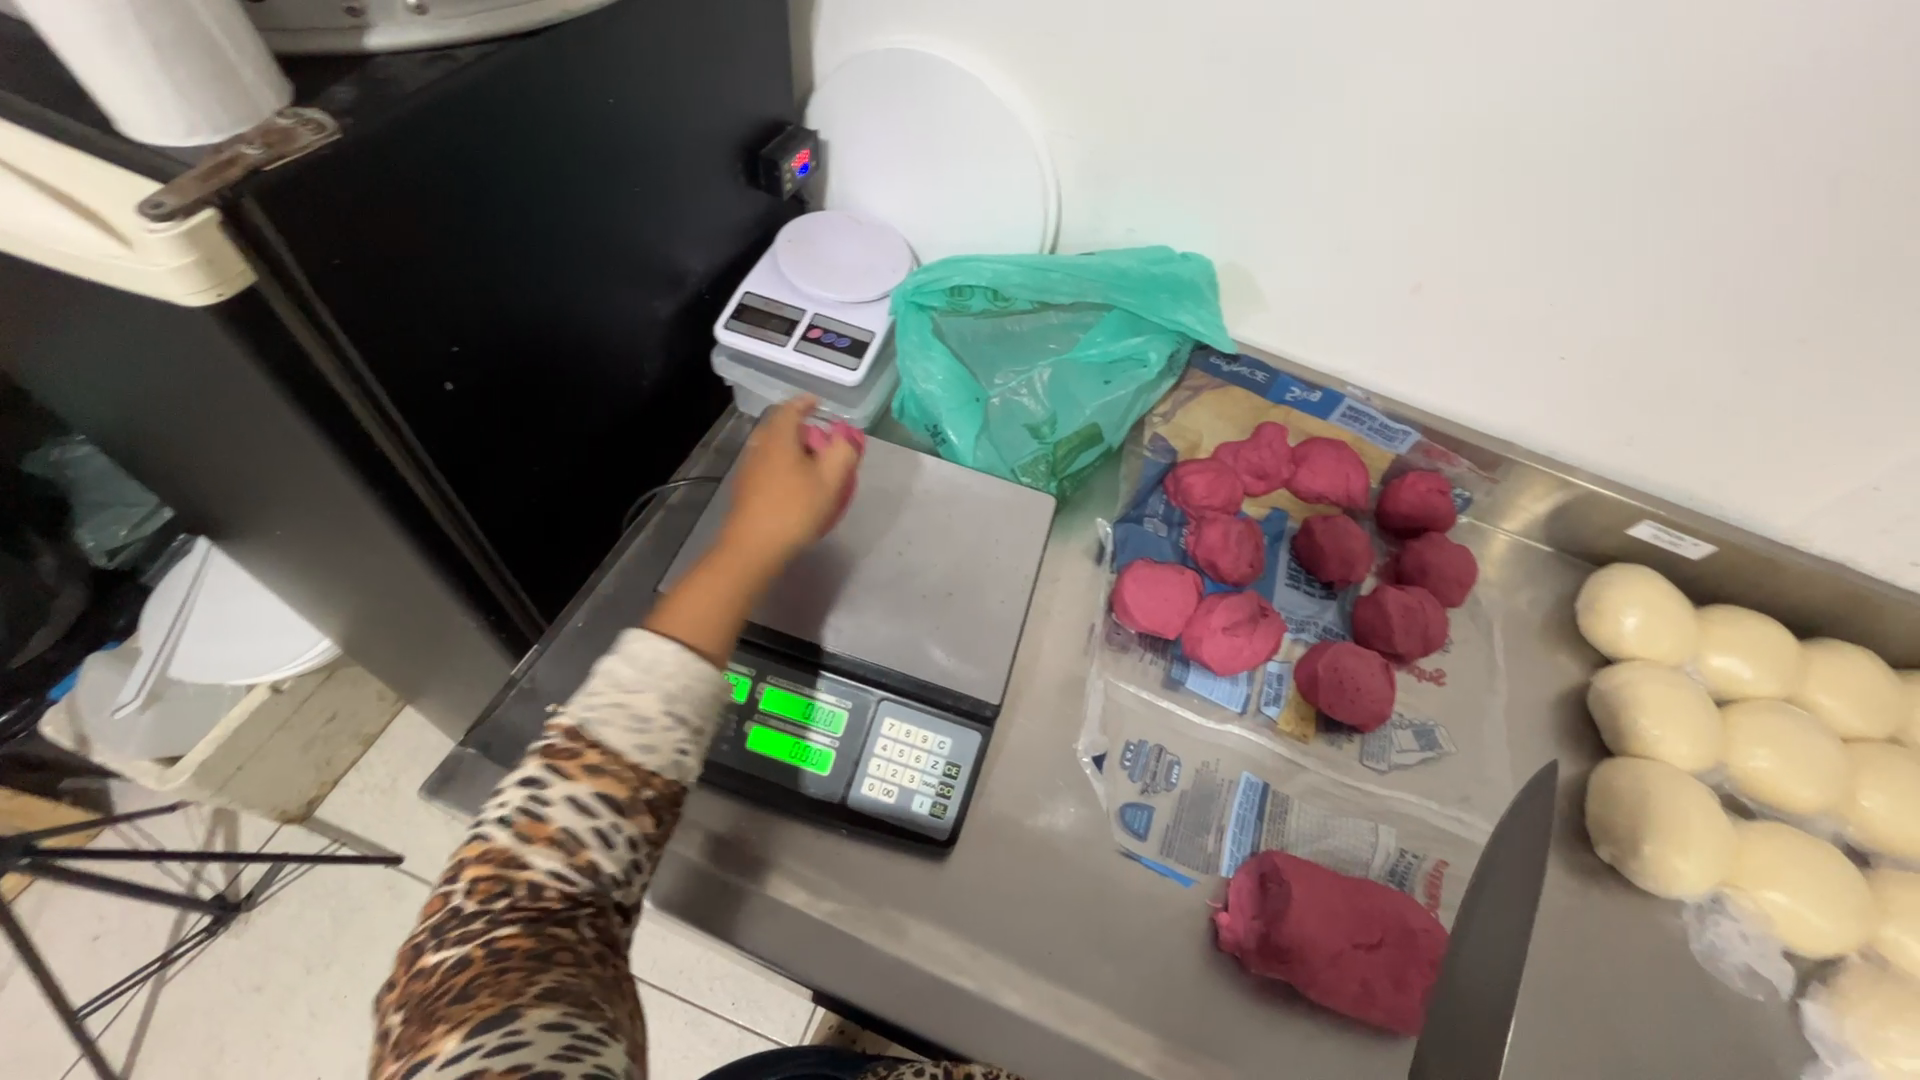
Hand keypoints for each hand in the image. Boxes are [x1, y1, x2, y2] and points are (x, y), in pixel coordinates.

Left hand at [717, 395, 860, 570]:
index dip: (806, 403)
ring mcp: (748, 469)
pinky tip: (795, 486)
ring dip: (792, 449)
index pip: (790, 408)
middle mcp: (759, 447)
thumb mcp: (831, 479)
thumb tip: (846, 437)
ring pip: (772, 449)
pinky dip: (783, 466)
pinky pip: (767, 467)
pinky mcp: (745, 490)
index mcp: (778, 437)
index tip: (819, 403)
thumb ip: (844, 451)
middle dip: (801, 428)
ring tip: (812, 464)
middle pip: (779, 427)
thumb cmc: (795, 509)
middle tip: (822, 438)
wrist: (754, 547)